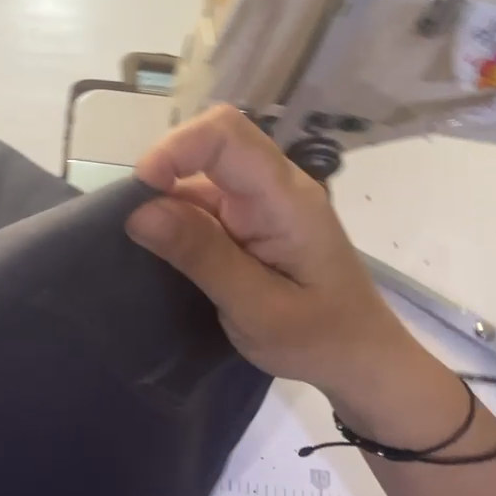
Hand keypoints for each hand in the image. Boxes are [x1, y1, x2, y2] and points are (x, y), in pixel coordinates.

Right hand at [125, 105, 432, 402]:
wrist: (359, 360)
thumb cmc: (317, 339)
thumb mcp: (256, 308)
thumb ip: (202, 256)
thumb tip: (139, 212)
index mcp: (285, 199)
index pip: (226, 136)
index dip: (174, 149)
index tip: (138, 197)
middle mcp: (274, 187)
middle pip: (212, 143)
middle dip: (163, 171)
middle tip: (135, 225)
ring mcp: (262, 202)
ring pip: (202, 172)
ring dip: (165, 199)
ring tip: (145, 247)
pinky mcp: (251, 220)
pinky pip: (205, 199)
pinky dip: (174, 217)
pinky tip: (164, 252)